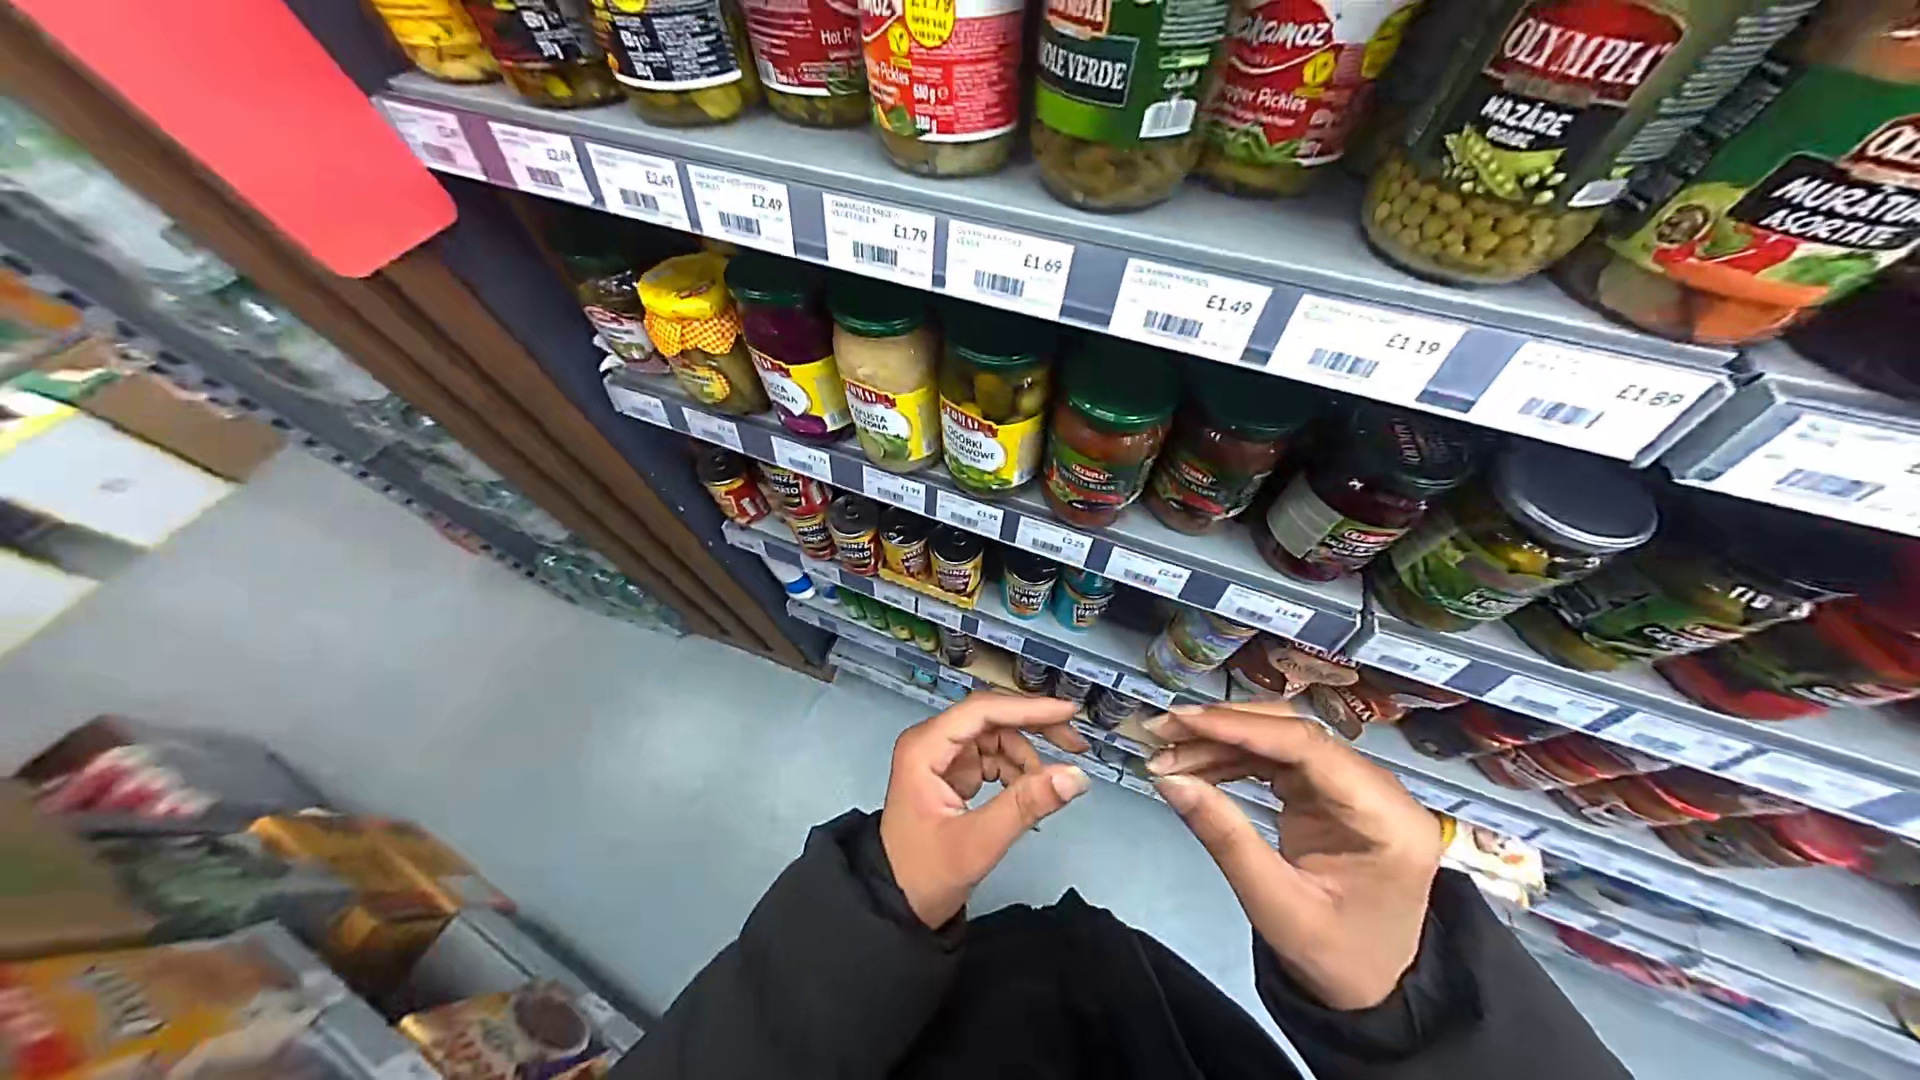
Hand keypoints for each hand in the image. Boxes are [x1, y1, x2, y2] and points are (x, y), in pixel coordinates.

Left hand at [880, 693, 1093, 928]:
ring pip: (996, 736)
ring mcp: (943, 757)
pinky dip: (1016, 770)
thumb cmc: (922, 874)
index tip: (1066, 712)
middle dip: (1034, 726)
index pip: (982, 711)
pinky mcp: (954, 773)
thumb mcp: (977, 843)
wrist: (896, 905)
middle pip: (991, 718)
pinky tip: (1030, 790)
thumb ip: (1025, 806)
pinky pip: (993, 757)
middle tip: (1074, 741)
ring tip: (1049, 784)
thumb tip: (1073, 776)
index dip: (1027, 708)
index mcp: (924, 748)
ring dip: (1028, 753)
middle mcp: (932, 742)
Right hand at [1145, 702, 1441, 1009]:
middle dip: (1220, 727)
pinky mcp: (1324, 789)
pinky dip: (1228, 757)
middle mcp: (1375, 788)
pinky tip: (1193, 766)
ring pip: (1274, 739)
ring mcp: (1349, 784)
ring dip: (1217, 741)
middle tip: (1162, 732)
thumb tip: (1170, 780)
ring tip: (1166, 755)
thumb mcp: (1277, 905)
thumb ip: (1225, 838)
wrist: (1368, 987)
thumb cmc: (1336, 956)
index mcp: (1386, 817)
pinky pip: (1271, 757)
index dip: (1240, 727)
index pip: (1308, 746)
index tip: (1182, 721)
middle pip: (1290, 732)